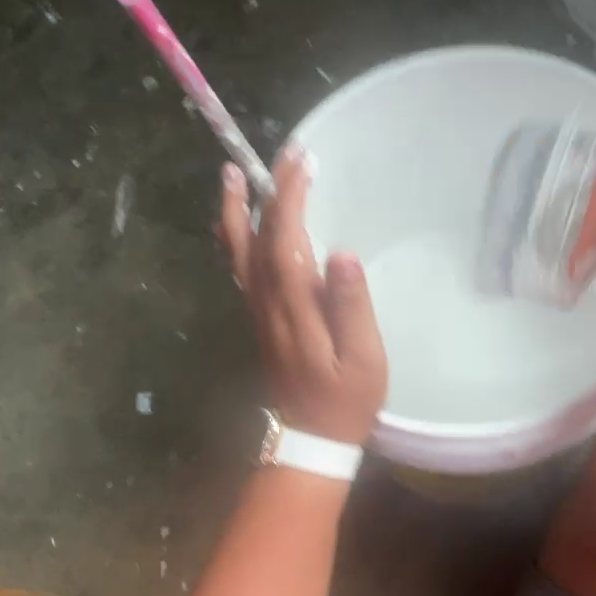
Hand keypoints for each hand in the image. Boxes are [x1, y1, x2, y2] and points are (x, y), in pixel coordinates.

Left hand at [220, 145, 388, 444]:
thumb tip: (341, 253)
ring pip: (238, 255)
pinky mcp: (261, 323)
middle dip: (264, 194)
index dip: (291, 199)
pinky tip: (239, 227)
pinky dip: (236, 241)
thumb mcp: (363, 360)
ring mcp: (260, 314)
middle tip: (275, 155)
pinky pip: (242, 271)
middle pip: (255, 240)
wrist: (311, 440)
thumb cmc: (346, 402)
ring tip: (232, 176)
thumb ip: (351, 307)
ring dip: (234, 213)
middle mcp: (269, 305)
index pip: (286, 240)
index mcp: (296, 309)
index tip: (304, 162)